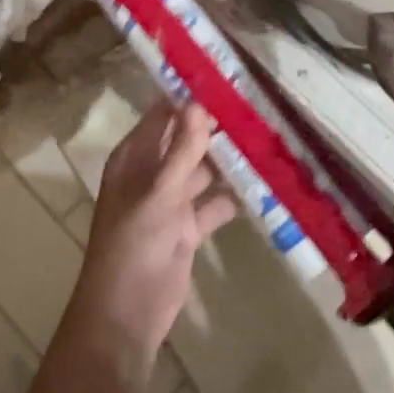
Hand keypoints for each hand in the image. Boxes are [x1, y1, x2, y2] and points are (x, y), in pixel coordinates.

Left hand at [69, 100, 237, 357]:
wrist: (127, 313)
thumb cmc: (133, 245)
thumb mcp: (158, 194)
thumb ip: (181, 151)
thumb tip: (198, 104)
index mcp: (133, 159)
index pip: (162, 115)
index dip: (188, 97)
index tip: (224, 79)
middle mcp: (151, 174)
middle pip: (186, 141)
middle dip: (216, 127)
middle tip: (257, 107)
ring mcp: (170, 202)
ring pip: (203, 171)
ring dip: (228, 161)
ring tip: (266, 139)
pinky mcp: (187, 229)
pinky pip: (213, 204)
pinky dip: (233, 197)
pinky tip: (262, 184)